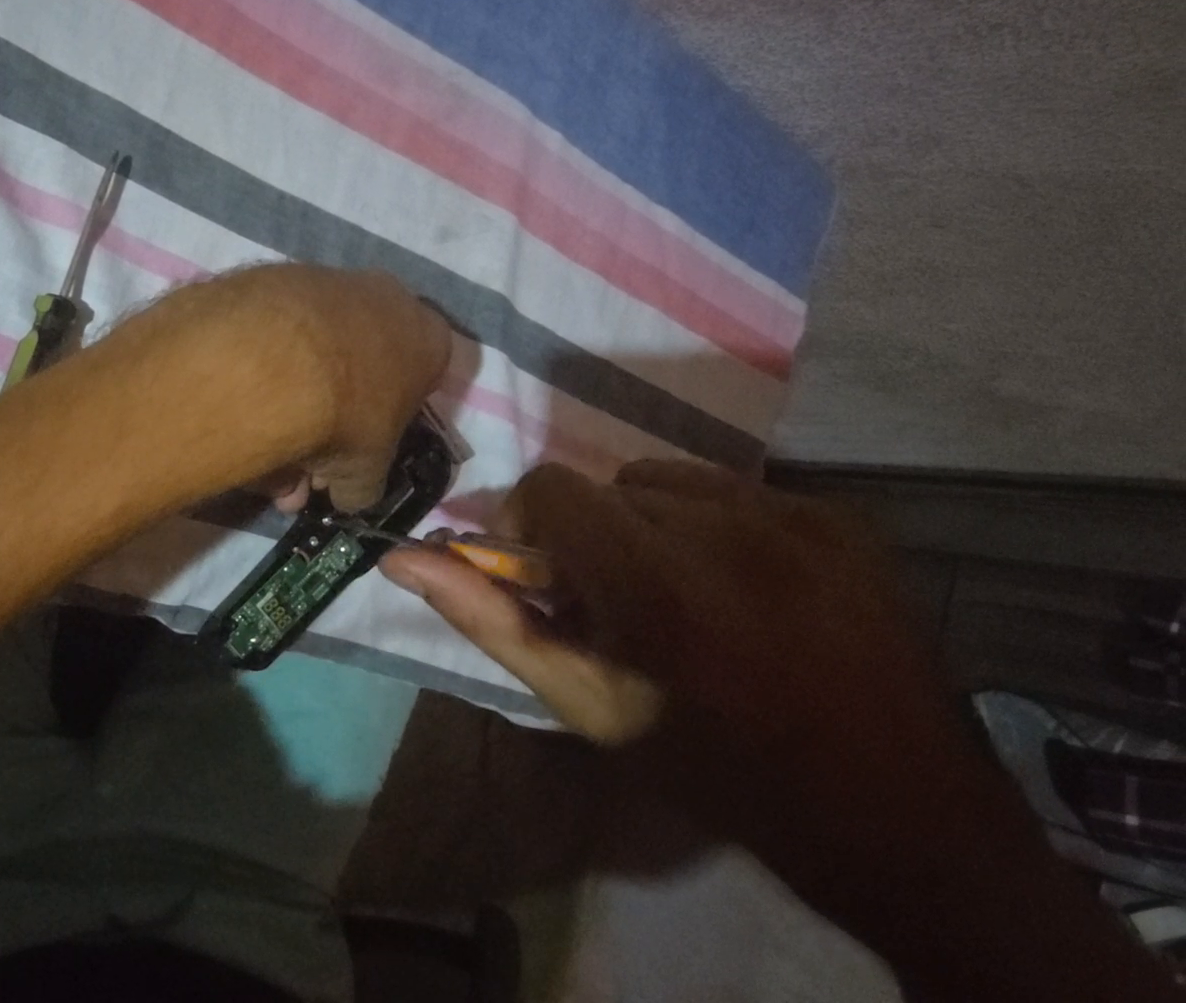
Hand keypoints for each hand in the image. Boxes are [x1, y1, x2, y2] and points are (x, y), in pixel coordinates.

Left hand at [123, 264, 453, 511]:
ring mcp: (328, 281)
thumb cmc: (347, 417)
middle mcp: (386, 297)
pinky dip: (261, 381)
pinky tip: (240, 422)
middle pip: (358, 374)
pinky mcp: (273, 278)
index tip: (356, 456)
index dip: (385, 427)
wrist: (274, 361)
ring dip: (290, 413)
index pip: (419, 385)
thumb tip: (347, 496)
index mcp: (428, 337)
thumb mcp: (366, 473)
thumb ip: (363, 486)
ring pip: (311, 360)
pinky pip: (273, 342)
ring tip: (262, 465)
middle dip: (329, 430)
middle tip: (301, 471)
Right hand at [379, 460, 977, 850]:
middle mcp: (731, 529)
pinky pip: (735, 491)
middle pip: (607, 490)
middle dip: (588, 540)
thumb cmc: (715, 771)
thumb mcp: (586, 704)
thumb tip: (402, 557)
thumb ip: (490, 621)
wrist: (897, 816)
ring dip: (646, 527)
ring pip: (667, 483)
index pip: (552, 489)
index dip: (528, 528)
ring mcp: (798, 516)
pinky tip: (741, 589)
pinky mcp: (842, 517)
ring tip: (679, 596)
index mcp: (659, 584)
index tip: (545, 583)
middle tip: (615, 609)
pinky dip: (710, 526)